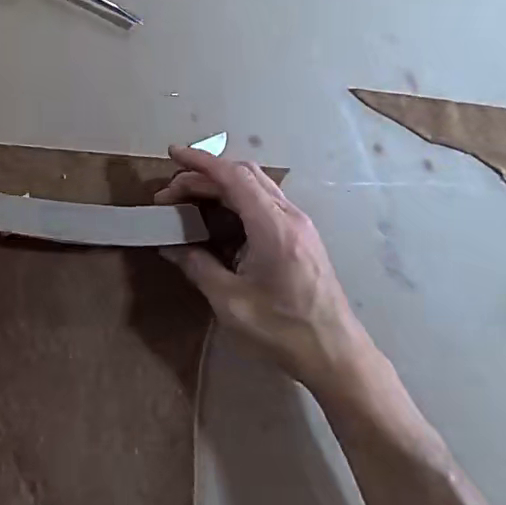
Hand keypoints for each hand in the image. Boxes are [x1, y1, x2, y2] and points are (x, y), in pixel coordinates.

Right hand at [156, 145, 372, 392]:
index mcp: (272, 226)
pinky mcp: (302, 235)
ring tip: (191, 200)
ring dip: (223, 185)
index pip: (233, 176)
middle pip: (244, 175)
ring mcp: (300, 223)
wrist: (335, 352)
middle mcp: (289, 215)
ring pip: (257, 185)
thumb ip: (198, 267)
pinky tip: (220, 219)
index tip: (173, 153)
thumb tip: (170, 246)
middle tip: (172, 193)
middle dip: (205, 175)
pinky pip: (266, 201)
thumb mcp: (231, 302)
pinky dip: (239, 199)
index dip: (200, 162)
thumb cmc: (283, 329)